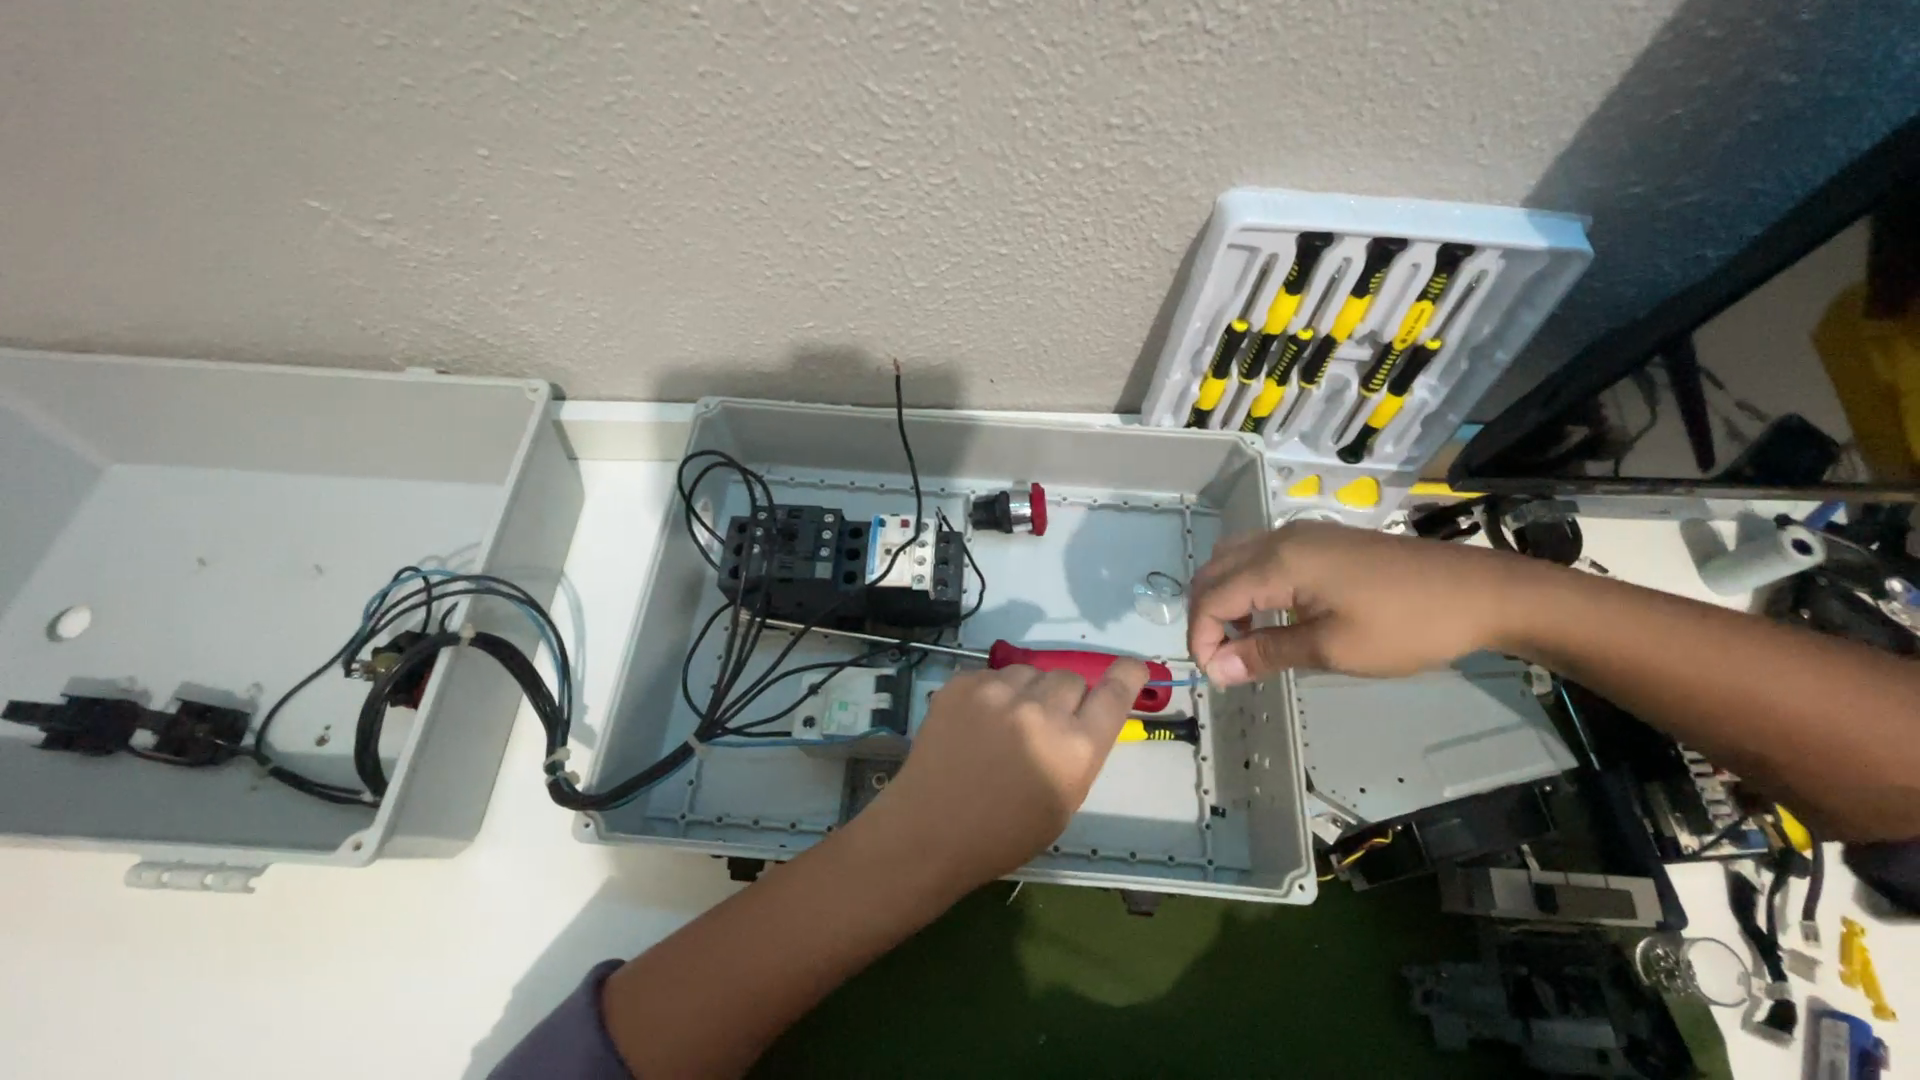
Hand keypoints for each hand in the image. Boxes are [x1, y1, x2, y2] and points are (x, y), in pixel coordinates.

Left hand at [866, 661, 1148, 887]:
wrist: (929, 830)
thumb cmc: (1003, 833)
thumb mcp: (1063, 802)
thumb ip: (1080, 753)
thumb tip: (1083, 718)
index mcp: (1077, 748)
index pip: (1115, 693)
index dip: (1127, 676)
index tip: (1133, 667)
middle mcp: (1043, 711)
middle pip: (1071, 677)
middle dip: (1065, 697)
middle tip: (1045, 724)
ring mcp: (999, 692)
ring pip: (1030, 672)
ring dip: (1028, 691)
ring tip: (1006, 724)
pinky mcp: (963, 684)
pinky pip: (992, 675)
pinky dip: (992, 693)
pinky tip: (977, 723)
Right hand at [1188, 521, 1539, 684]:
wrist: (1480, 592)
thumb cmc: (1407, 626)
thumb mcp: (1333, 649)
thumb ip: (1267, 653)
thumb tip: (1218, 670)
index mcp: (1279, 562)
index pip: (1212, 597)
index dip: (1202, 638)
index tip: (1217, 677)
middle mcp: (1281, 538)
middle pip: (1214, 572)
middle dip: (1206, 617)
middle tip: (1223, 661)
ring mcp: (1302, 534)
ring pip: (1233, 559)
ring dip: (1225, 598)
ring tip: (1245, 640)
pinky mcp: (1321, 539)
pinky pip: (1261, 555)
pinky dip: (1248, 585)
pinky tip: (1272, 616)